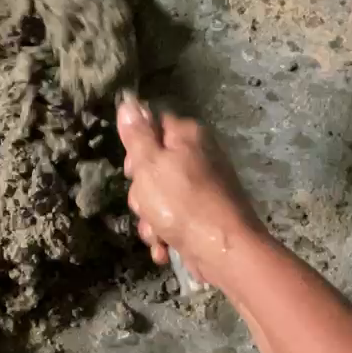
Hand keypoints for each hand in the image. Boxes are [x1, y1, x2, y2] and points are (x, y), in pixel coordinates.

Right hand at [117, 96, 267, 288]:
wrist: (223, 250)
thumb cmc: (181, 203)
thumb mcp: (149, 165)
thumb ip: (137, 135)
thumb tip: (128, 102)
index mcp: (187, 137)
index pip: (151, 127)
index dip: (135, 150)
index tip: (132, 171)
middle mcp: (198, 157)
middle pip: (152, 167)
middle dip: (142, 194)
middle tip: (146, 205)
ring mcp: (202, 188)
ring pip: (159, 198)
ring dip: (150, 220)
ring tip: (157, 233)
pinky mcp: (203, 216)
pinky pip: (173, 219)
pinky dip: (165, 235)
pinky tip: (165, 248)